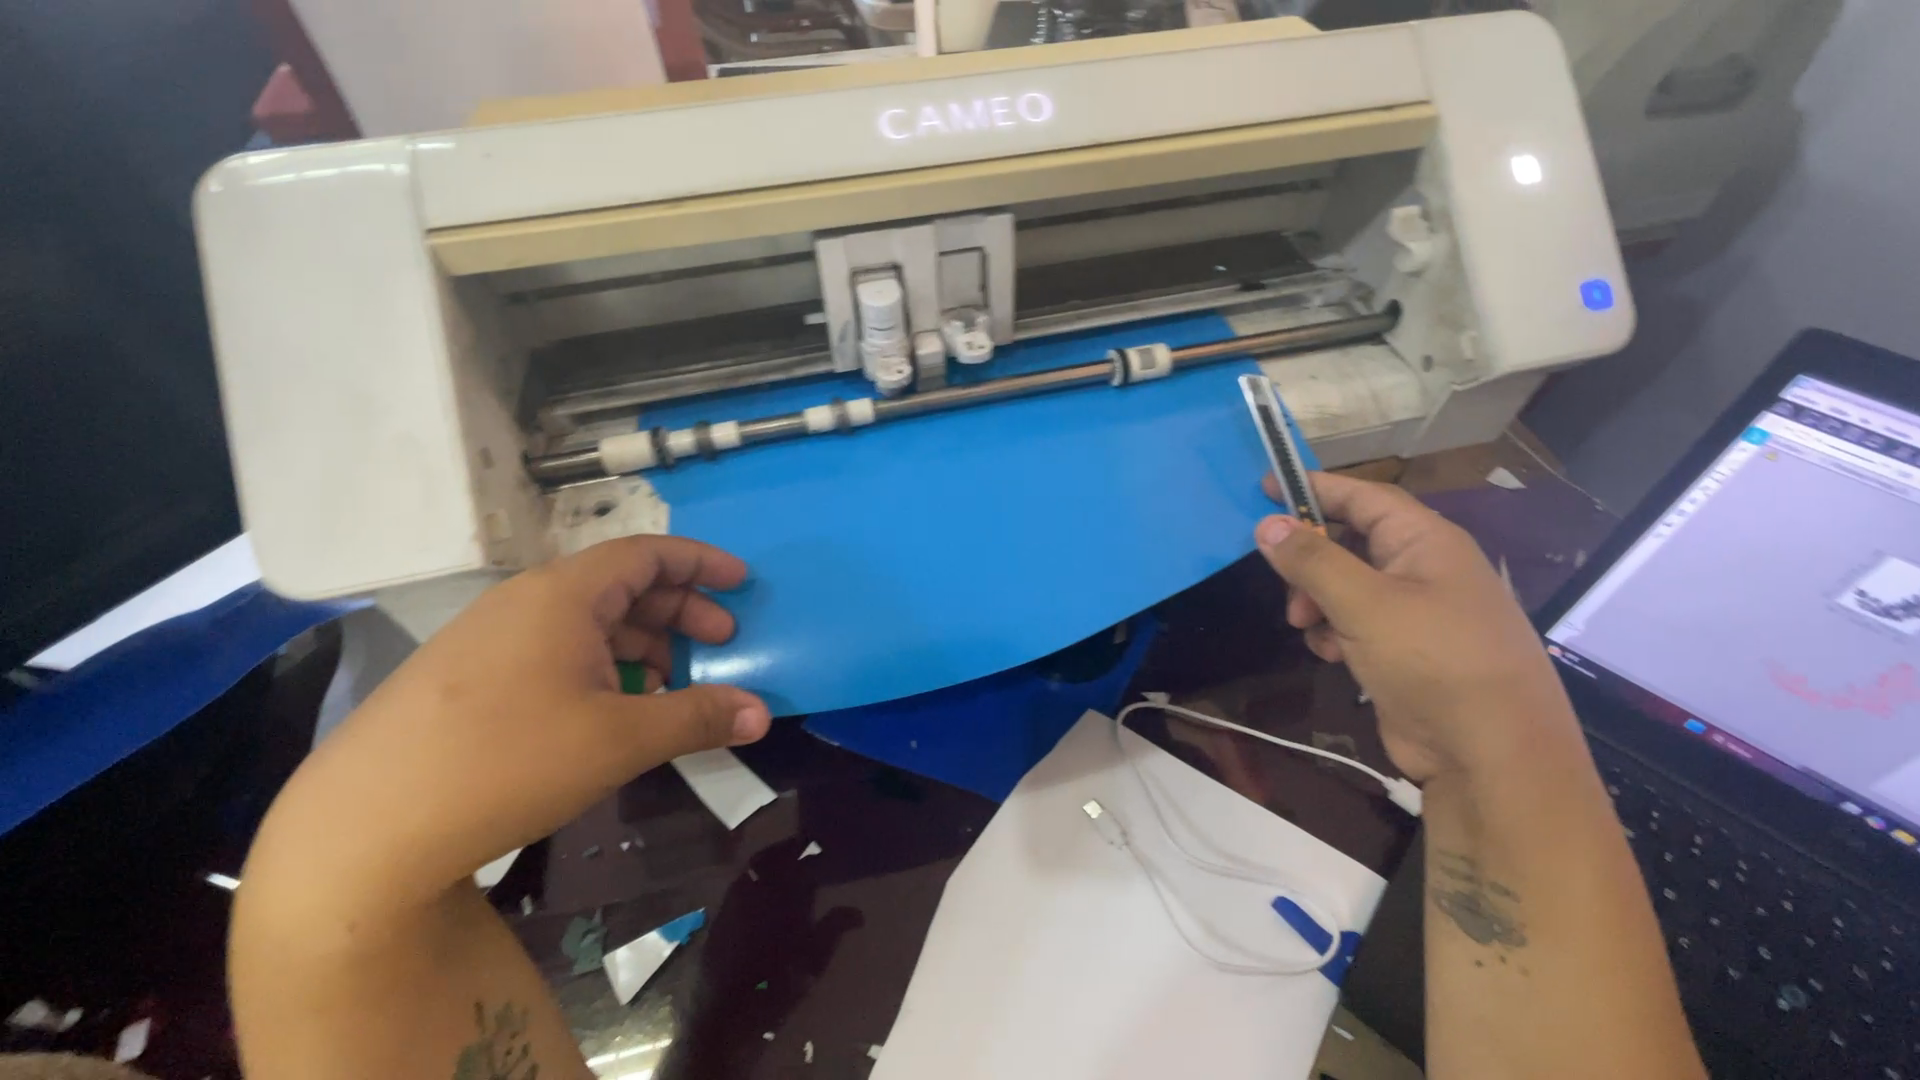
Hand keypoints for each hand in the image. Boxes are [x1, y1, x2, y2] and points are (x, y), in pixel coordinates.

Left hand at [247, 536, 770, 909]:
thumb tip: (763, 714)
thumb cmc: (509, 762)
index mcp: (563, 595)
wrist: (365, 827)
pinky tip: (610, 714)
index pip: (647, 553)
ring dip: (641, 646)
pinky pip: (553, 651)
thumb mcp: (621, 740)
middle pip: (621, 586)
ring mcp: (490, 639)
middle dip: (680, 612)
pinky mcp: (467, 678)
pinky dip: (600, 668)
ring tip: (671, 688)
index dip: (701, 563)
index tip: (742, 584)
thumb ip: (698, 717)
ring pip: (586, 623)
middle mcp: (525, 602)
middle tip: (721, 645)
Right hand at [1254, 472, 1573, 782]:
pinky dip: (1334, 632)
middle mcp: (1425, 569)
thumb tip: (1268, 525)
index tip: (1263, 489)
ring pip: (1348, 586)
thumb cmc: (1433, 661)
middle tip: (1281, 583)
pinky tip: (1329, 654)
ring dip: (1317, 600)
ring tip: (1303, 626)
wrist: (1490, 753)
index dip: (1314, 488)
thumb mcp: (1364, 604)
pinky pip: (1357, 624)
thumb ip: (1312, 561)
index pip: (1363, 496)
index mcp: (1426, 542)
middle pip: (1351, 542)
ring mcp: (1418, 613)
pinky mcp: (1407, 652)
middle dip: (1310, 559)